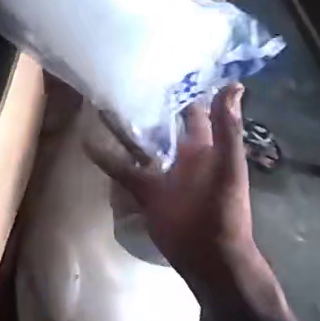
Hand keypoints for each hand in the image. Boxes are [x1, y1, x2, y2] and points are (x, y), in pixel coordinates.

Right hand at [91, 84, 268, 285]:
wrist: (210, 257)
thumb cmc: (225, 209)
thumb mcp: (229, 165)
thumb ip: (227, 128)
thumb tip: (233, 85)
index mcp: (205, 146)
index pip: (194, 110)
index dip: (182, 89)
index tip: (162, 63)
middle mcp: (182, 154)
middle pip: (162, 122)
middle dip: (147, 102)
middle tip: (122, 75)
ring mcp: (161, 172)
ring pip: (139, 142)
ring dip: (122, 125)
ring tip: (100, 99)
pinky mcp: (144, 190)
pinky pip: (121, 169)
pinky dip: (104, 157)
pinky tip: (86, 141)